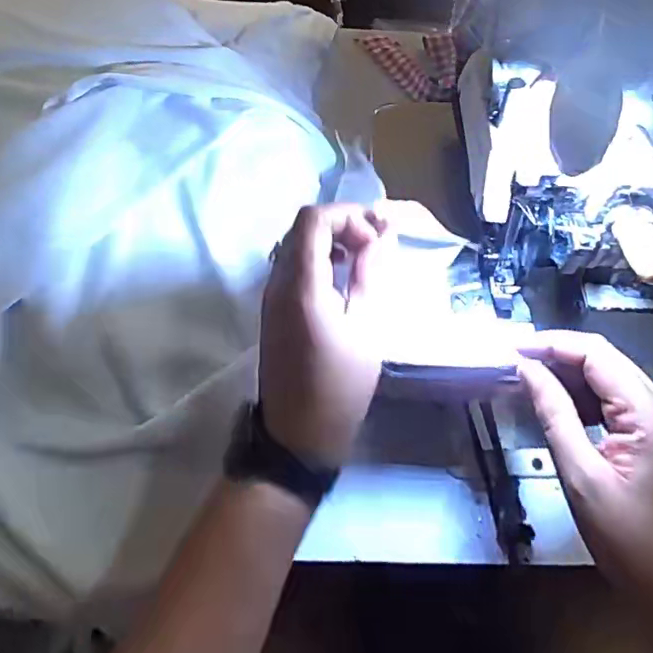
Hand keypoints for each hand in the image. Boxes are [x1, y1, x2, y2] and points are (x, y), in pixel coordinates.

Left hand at [258, 203, 392, 466]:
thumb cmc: (339, 385)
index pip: (314, 220)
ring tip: (368, 258)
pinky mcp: (275, 309)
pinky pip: (296, 264)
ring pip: (299, 243)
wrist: (297, 436)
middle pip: (304, 226)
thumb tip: (380, 235)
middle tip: (377, 243)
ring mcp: (272, 296)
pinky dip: (323, 257)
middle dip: (344, 224)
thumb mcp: (366, 328)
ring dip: (334, 239)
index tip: (378, 236)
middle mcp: (278, 283)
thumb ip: (370, 274)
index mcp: (301, 286)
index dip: (349, 215)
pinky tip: (347, 277)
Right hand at [516, 331, 652, 599]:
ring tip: (533, 382)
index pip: (596, 354)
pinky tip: (564, 409)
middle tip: (519, 362)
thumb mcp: (583, 478)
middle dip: (561, 356)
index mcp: (648, 411)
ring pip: (613, 381)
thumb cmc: (634, 545)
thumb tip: (530, 372)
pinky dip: (590, 401)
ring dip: (574, 377)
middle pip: (606, 361)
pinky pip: (621, 406)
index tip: (516, 347)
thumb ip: (555, 416)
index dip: (553, 344)